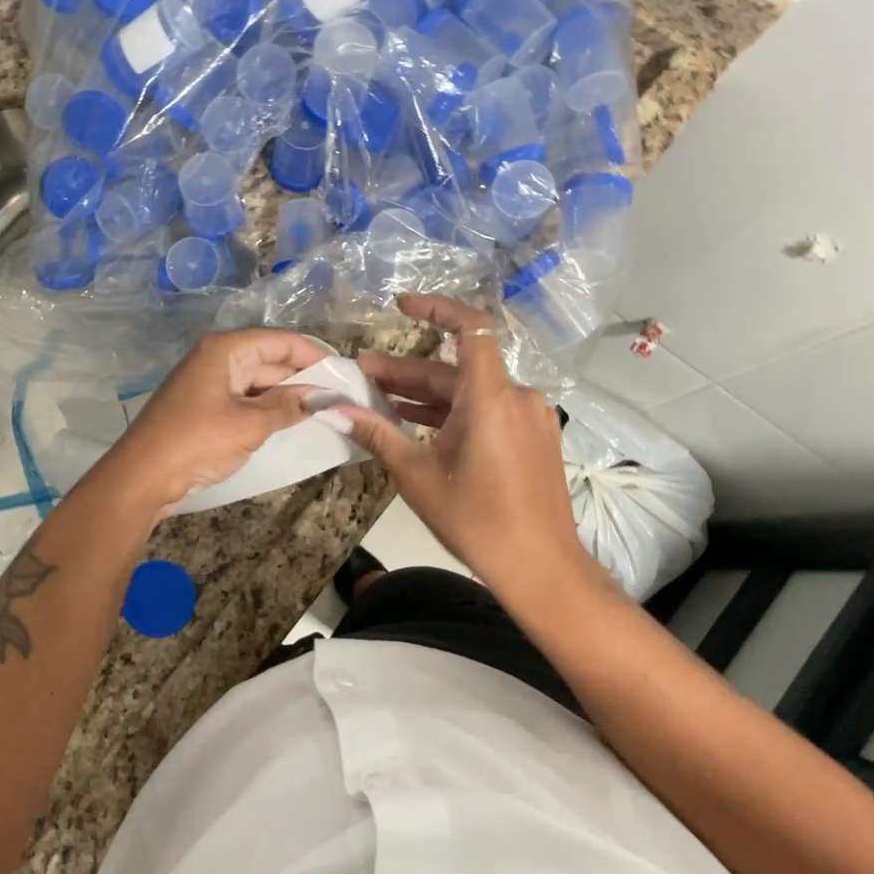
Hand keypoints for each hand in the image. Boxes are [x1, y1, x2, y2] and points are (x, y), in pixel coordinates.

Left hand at [89, 329, 330, 518]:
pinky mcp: (203, 410)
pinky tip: (290, 425)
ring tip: (324, 411)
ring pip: (257, 384)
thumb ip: (288, 407)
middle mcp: (215, 360)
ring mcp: (208, 385)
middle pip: (268, 360)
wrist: (142, 477)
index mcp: (224, 350)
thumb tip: (321, 396)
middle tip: (340, 397)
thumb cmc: (196, 441)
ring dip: (286, 397)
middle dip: (302, 378)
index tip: (343, 372)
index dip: (312, 354)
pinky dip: (266, 411)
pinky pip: (244, 402)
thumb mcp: (249, 425)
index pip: (279, 341)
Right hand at [329, 295, 604, 595]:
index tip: (401, 306)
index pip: (469, 328)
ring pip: (470, 392)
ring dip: (427, 394)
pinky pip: (488, 411)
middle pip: (456, 368)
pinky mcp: (534, 438)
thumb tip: (332, 409)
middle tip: (363, 373)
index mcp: (490, 397)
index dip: (435, 309)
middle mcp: (516, 397)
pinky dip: (453, 411)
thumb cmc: (476, 519)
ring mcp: (530, 418)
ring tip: (381, 398)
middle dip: (407, 370)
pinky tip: (419, 423)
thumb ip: (375, 434)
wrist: (541, 567)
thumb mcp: (416, 475)